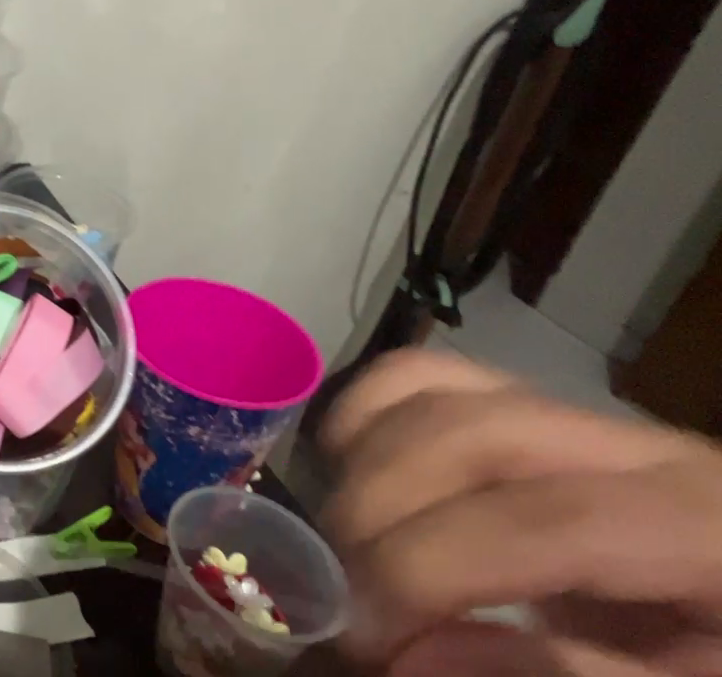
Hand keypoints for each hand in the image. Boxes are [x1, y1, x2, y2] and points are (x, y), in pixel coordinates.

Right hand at [320, 349, 721, 675]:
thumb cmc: (720, 666)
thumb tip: (414, 655)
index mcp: (707, 522)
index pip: (543, 518)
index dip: (429, 568)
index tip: (365, 634)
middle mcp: (635, 445)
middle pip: (467, 433)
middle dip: (377, 510)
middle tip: (343, 593)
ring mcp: (568, 415)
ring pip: (428, 389)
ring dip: (359, 463)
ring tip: (344, 543)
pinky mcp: (519, 411)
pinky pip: (418, 378)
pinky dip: (362, 414)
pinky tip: (348, 474)